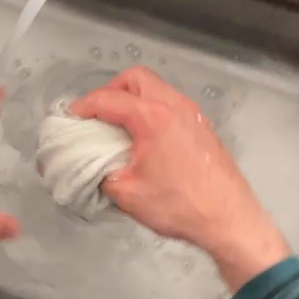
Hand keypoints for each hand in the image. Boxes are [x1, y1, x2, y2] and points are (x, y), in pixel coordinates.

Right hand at [72, 67, 290, 289]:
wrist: (228, 219)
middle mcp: (175, 106)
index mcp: (153, 117)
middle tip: (96, 115)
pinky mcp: (202, 126)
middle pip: (135, 78)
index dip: (84, 106)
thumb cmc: (178, 206)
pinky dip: (151, 109)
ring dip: (133, 98)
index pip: (108, 99)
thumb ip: (100, 173)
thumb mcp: (126, 193)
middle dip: (110, 91)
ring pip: (156, 88)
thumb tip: (89, 166)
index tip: (71, 118)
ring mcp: (192, 114)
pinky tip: (144, 137)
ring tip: (118, 125)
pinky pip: (170, 103)